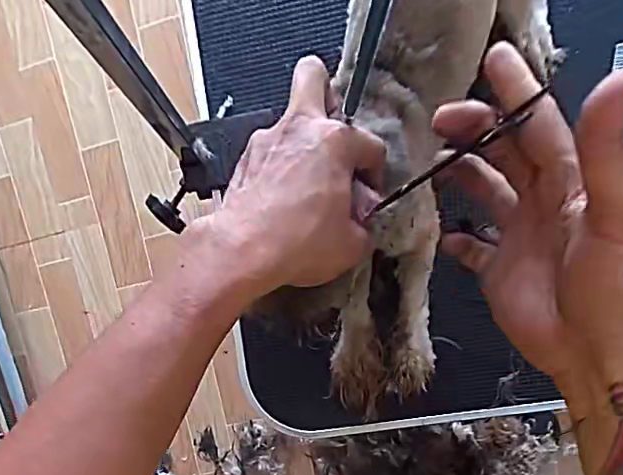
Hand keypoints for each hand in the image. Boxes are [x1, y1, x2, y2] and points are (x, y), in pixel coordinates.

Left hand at [203, 57, 386, 292]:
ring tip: (312, 188)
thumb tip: (361, 223)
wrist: (246, 251)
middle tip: (336, 138)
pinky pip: (271, 153)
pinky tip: (288, 202)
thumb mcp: (352, 245)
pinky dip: (283, 170)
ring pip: (290, 122)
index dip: (376, 174)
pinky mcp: (246, 159)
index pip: (371, 144)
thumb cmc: (299, 243)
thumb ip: (364, 226)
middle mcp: (300, 128)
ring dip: (305, 146)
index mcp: (335, 141)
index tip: (369, 195)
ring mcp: (268, 139)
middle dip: (329, 98)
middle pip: (314, 76)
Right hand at [434, 44, 622, 400]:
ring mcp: (521, 238)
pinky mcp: (501, 272)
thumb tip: (621, 79)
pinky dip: (457, 237)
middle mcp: (545, 204)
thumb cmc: (616, 291)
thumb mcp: (621, 217)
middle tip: (444, 114)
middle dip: (477, 127)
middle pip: (506, 151)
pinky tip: (443, 231)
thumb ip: (609, 152)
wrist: (595, 353)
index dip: (519, 94)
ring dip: (462, 171)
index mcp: (575, 184)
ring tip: (435, 159)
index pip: (542, 126)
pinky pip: (473, 246)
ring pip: (486, 190)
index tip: (494, 62)